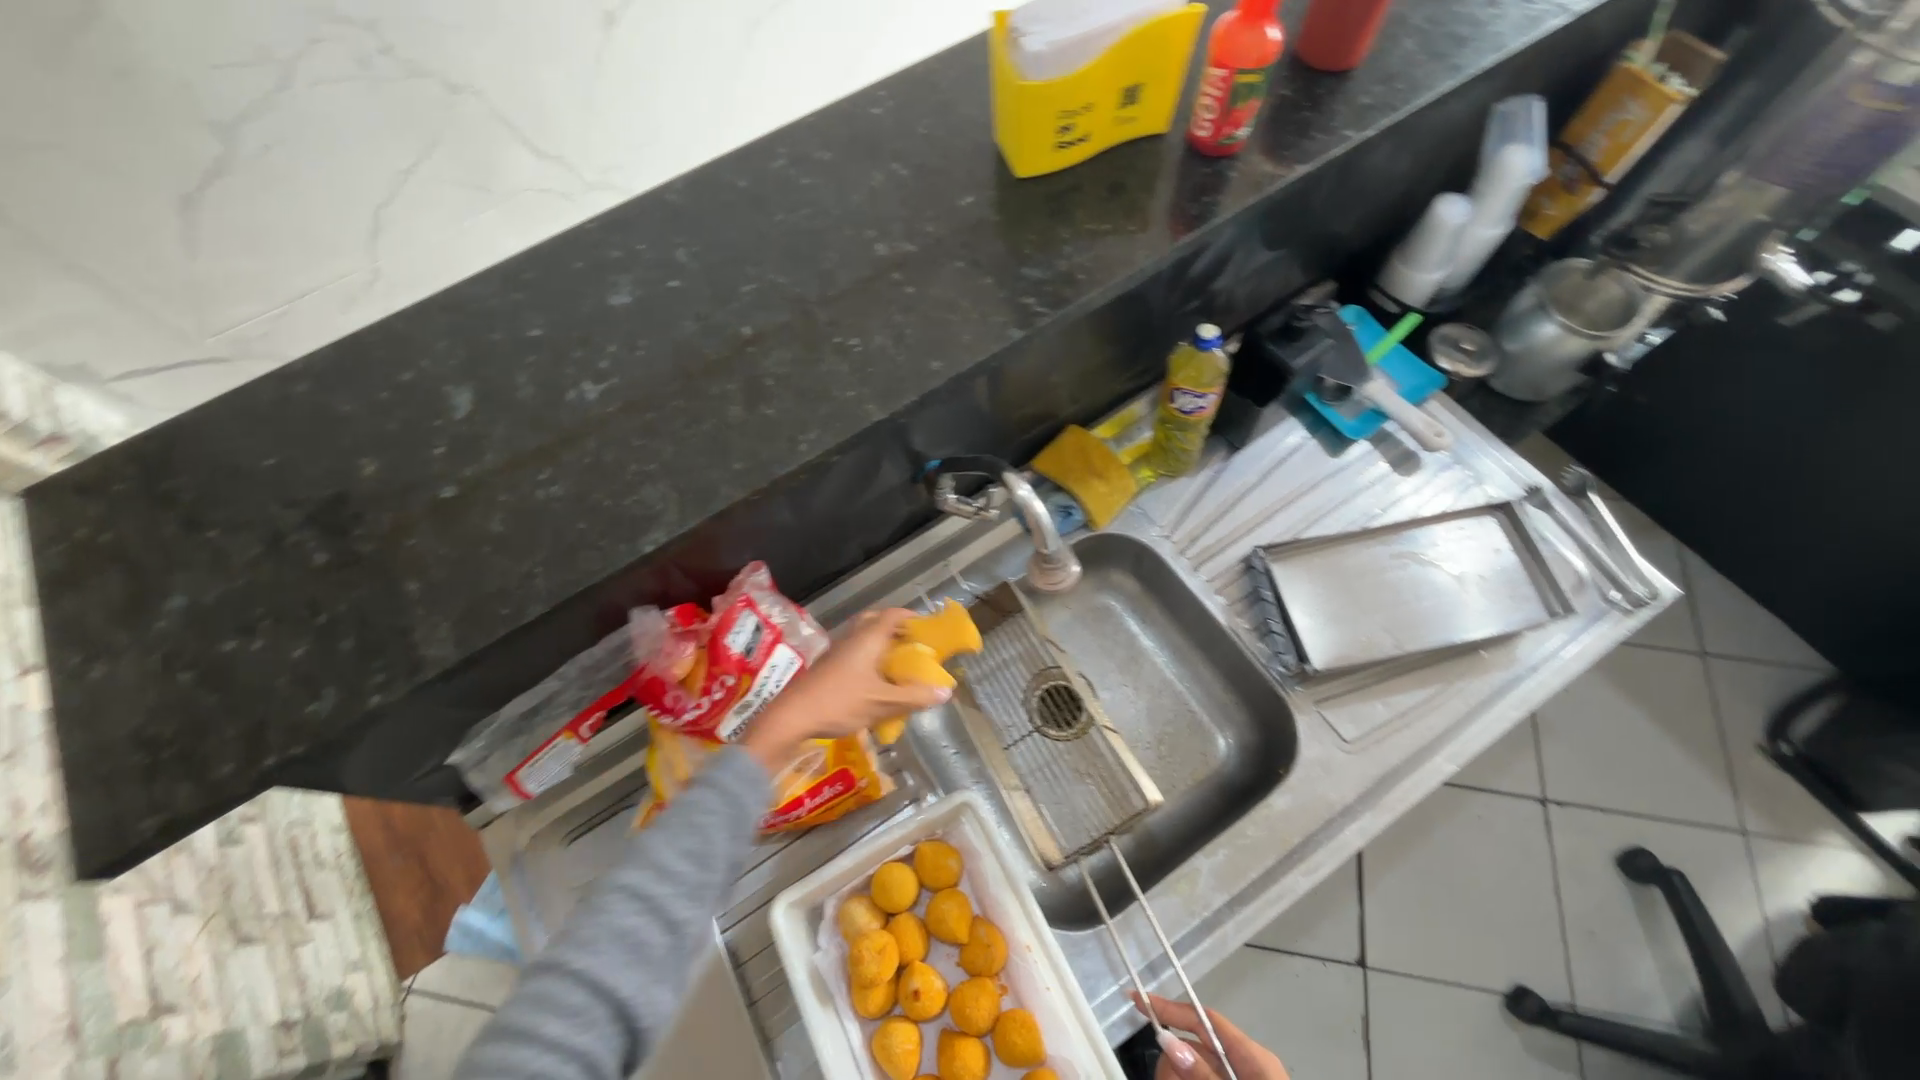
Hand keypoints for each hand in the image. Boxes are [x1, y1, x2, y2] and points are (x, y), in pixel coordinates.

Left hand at [743, 608, 951, 771]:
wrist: (792, 717)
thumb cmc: (839, 702)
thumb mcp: (882, 703)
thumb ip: (915, 696)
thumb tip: (945, 691)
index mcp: (868, 638)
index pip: (893, 615)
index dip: (913, 618)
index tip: (929, 628)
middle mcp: (852, 638)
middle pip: (876, 622)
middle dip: (896, 630)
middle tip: (913, 644)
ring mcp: (837, 652)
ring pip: (863, 639)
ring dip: (882, 646)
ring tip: (900, 665)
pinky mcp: (828, 667)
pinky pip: (854, 655)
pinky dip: (869, 661)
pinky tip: (877, 683)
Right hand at [1132, 992, 1289, 1079]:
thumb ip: (1202, 1076)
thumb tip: (1167, 1041)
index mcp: (1252, 1057)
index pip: (1205, 1019)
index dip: (1171, 1008)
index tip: (1137, 1001)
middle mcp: (1245, 1065)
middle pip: (1194, 1049)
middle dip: (1172, 1065)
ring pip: (1192, 1070)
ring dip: (1177, 1077)